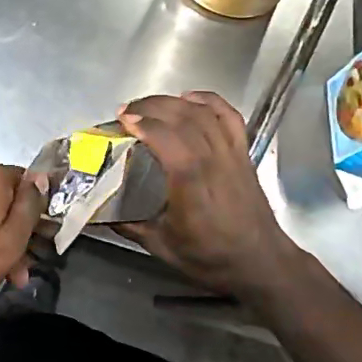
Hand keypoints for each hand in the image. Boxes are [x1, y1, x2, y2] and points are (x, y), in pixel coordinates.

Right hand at [112, 92, 301, 297]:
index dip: (143, 123)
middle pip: (183, 117)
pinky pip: (229, 117)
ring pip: (202, 113)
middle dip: (151, 107)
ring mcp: (231, 155)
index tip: (122, 120)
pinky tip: (189, 98)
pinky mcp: (243, 154)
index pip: (168, 139)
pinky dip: (209, 101)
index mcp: (191, 183)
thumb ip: (129, 225)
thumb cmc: (211, 257)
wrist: (263, 264)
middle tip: (126, 111)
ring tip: (148, 105)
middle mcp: (213, 161)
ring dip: (172, 102)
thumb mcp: (162, 246)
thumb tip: (98, 211)